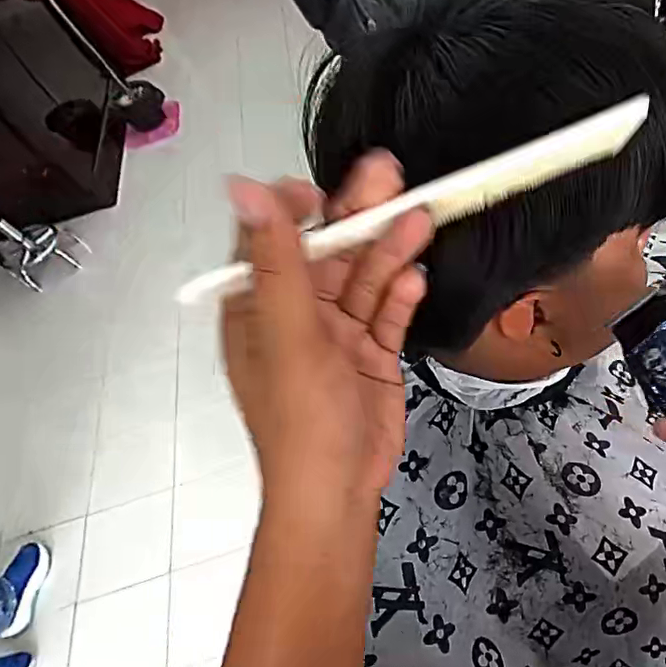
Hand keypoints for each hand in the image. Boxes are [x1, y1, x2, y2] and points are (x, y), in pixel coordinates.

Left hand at [221, 153, 431, 510]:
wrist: (340, 487)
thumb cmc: (302, 425)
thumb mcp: (288, 339)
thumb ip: (277, 264)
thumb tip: (247, 191)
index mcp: (260, 308)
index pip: (275, 242)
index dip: (299, 210)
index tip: (326, 189)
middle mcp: (299, 316)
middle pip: (331, 254)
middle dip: (358, 217)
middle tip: (389, 178)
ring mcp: (340, 336)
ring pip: (366, 280)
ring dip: (390, 251)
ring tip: (418, 219)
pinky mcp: (374, 355)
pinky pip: (388, 315)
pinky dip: (403, 297)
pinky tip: (415, 280)